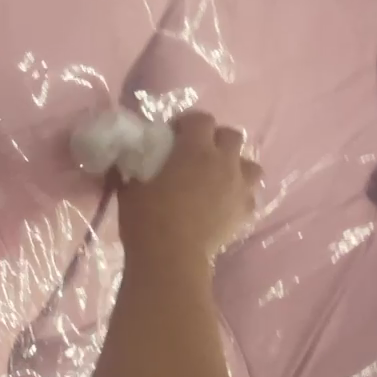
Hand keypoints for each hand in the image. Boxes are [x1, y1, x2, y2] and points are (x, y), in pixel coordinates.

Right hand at [116, 111, 261, 269]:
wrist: (171, 256)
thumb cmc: (146, 219)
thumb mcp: (130, 191)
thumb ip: (135, 170)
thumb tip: (128, 162)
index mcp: (194, 152)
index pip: (200, 120)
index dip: (186, 122)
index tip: (171, 134)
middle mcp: (224, 162)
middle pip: (231, 135)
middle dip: (213, 139)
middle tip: (194, 153)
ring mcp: (240, 186)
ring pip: (249, 163)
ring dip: (233, 165)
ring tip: (214, 178)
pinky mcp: (246, 208)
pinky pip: (247, 193)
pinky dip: (235, 194)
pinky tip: (220, 204)